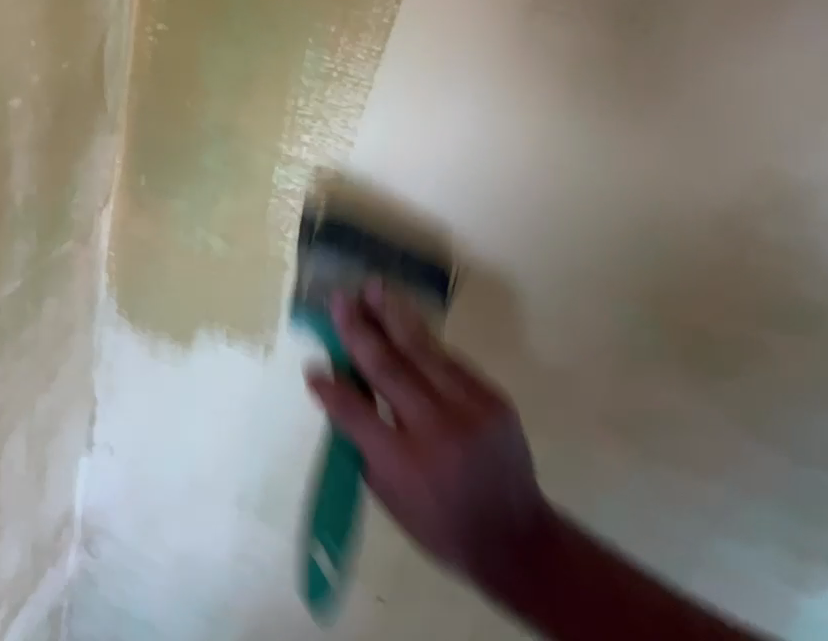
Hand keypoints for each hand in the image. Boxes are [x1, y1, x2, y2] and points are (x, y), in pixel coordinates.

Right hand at [305, 280, 548, 590]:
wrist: (515, 537)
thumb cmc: (439, 522)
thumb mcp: (389, 495)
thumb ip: (364, 442)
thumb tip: (342, 391)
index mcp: (403, 463)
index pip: (356, 413)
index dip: (332, 388)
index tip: (312, 365)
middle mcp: (436, 430)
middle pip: (389, 369)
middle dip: (361, 331)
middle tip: (341, 300)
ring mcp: (469, 410)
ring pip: (424, 352)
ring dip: (394, 317)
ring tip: (374, 289)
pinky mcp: (492, 399)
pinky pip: (449, 362)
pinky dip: (424, 343)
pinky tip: (405, 324)